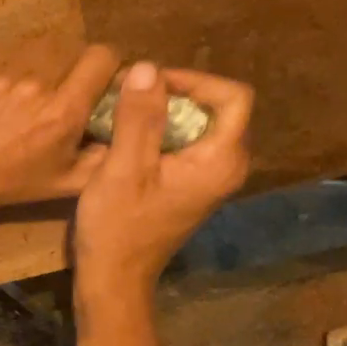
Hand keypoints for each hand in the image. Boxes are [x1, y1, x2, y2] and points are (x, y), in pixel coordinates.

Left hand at [0, 45, 119, 229]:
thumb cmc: (14, 183)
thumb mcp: (69, 181)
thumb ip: (108, 153)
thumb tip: (131, 125)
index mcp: (64, 110)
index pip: (102, 56)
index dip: (108, 63)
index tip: (102, 76)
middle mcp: (36, 84)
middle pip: (72, 47)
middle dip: (77, 62)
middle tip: (70, 81)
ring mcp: (3, 75)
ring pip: (40, 47)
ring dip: (47, 59)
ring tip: (42, 79)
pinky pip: (8, 55)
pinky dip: (17, 64)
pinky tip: (12, 83)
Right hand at [74, 63, 252, 288]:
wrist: (113, 277)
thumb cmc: (118, 226)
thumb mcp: (122, 169)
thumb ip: (138, 119)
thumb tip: (146, 68)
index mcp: (220, 160)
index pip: (233, 96)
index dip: (192, 80)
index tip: (147, 83)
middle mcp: (226, 165)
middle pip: (217, 108)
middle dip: (174, 93)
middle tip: (128, 93)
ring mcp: (209, 177)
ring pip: (198, 124)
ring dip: (163, 111)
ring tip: (122, 110)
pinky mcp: (190, 184)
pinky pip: (184, 142)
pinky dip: (158, 131)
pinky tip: (124, 136)